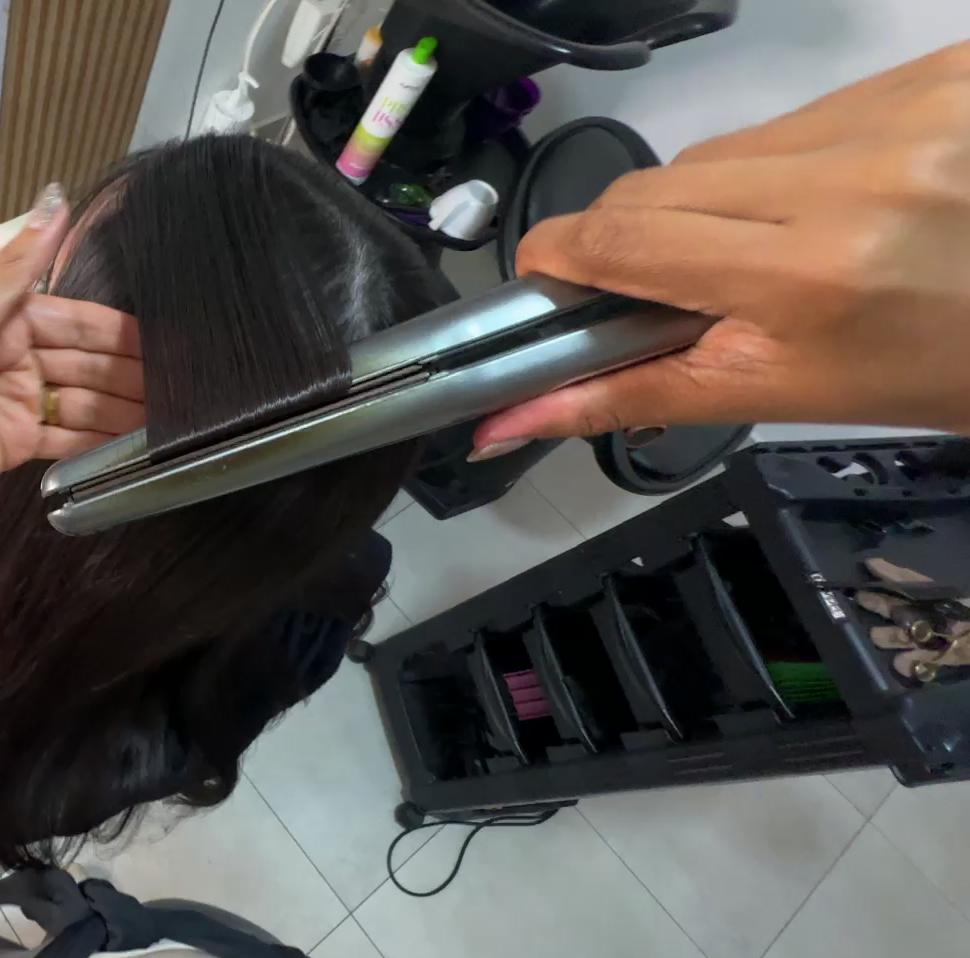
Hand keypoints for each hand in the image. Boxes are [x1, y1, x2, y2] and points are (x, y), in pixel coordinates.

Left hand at [0, 185, 145, 517]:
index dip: (117, 332)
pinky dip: (96, 441)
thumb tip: (57, 200)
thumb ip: (17, 268)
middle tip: (178, 389)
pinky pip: (65, 438)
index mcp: (1, 317)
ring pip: (80, 401)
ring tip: (167, 420)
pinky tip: (131, 445)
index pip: (73, 319)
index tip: (162, 343)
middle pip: (83, 361)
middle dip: (126, 375)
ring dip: (120, 409)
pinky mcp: (16, 443)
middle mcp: (13, 355)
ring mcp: (15, 402)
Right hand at [476, 42, 969, 451]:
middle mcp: (860, 171)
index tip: (551, 280)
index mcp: (804, 269)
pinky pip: (794, 115)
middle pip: (652, 184)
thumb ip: (615, 400)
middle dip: (628, 233)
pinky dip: (776, 163)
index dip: (556, 254)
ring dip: (703, 198)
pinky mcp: (946, 69)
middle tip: (664, 280)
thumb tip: (494, 428)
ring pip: (716, 148)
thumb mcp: (760, 394)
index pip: (616, 235)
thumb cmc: (915, 372)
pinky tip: (825, 197)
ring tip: (759, 241)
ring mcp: (913, 106)